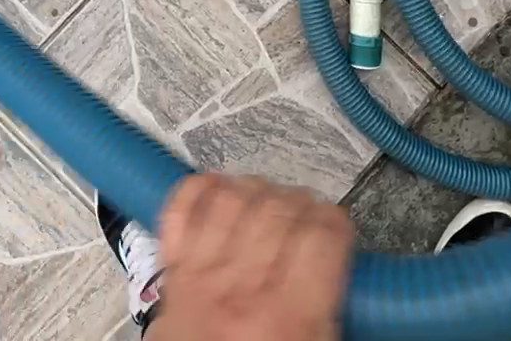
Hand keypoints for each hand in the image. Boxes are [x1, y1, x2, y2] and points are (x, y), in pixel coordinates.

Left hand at [151, 174, 355, 340]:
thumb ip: (330, 306)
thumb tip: (339, 257)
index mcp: (288, 322)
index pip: (322, 236)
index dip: (336, 222)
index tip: (337, 229)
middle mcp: (242, 292)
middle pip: (278, 208)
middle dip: (301, 203)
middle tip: (307, 219)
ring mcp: (200, 278)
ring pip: (231, 197)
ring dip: (256, 189)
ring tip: (268, 205)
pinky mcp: (171, 274)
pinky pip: (180, 210)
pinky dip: (199, 189)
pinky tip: (220, 192)